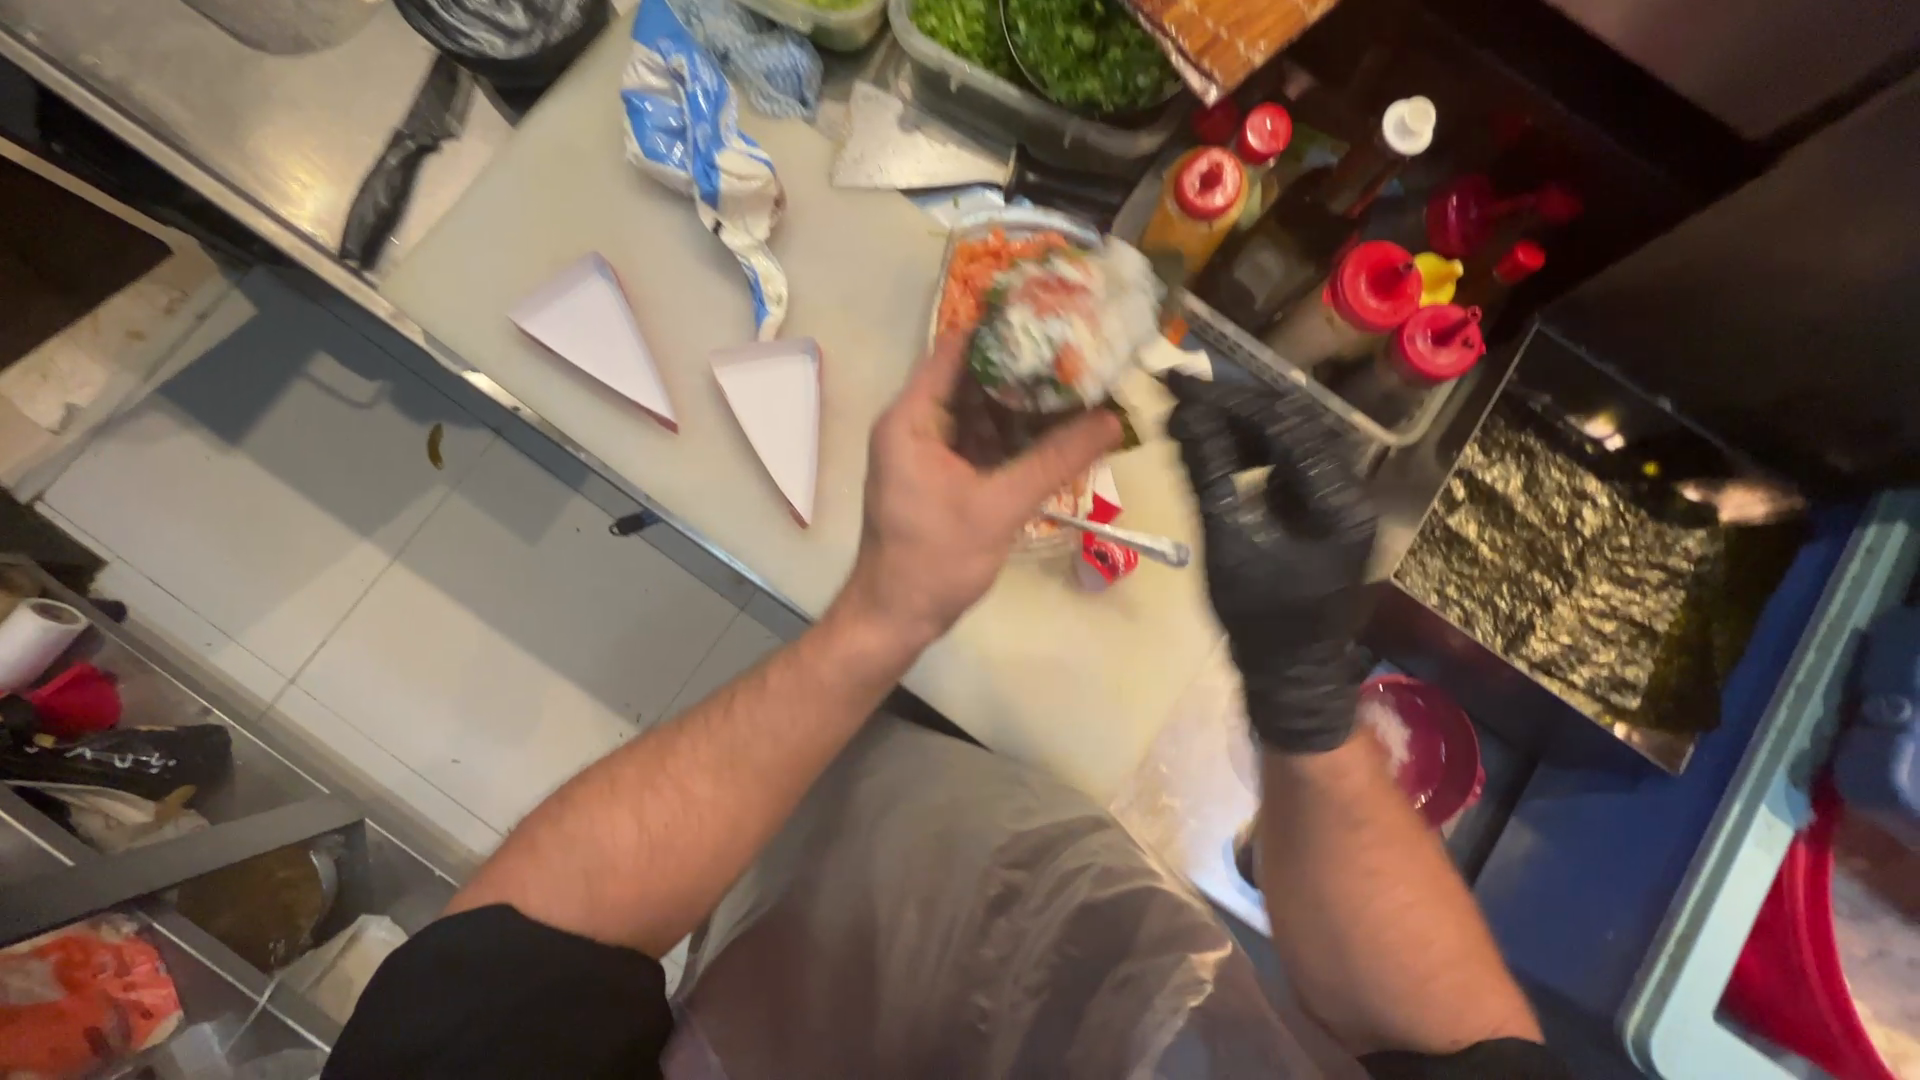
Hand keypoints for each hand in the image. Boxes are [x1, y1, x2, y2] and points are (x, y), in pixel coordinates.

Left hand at [835, 334, 1121, 646]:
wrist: (896, 617)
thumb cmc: (935, 561)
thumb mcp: (999, 507)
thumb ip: (1056, 460)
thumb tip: (1113, 420)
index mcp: (912, 417)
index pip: (959, 349)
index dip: (1006, 332)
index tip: (1058, 324)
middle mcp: (917, 424)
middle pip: (975, 378)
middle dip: (1027, 371)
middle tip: (1083, 359)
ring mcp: (929, 451)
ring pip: (983, 412)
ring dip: (1026, 407)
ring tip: (1082, 390)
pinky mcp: (943, 476)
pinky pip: (983, 443)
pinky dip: (1016, 439)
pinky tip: (1060, 435)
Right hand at [1164, 373, 1375, 753]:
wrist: (1287, 672)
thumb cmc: (1258, 616)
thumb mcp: (1227, 541)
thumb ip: (1208, 472)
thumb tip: (1182, 413)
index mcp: (1339, 499)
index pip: (1285, 424)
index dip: (1230, 399)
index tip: (1179, 384)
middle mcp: (1349, 489)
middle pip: (1293, 423)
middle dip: (1234, 404)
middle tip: (1180, 392)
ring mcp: (1336, 499)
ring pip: (1289, 439)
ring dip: (1241, 425)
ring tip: (1193, 419)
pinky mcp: (1319, 510)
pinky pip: (1285, 463)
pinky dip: (1249, 450)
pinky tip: (1217, 451)